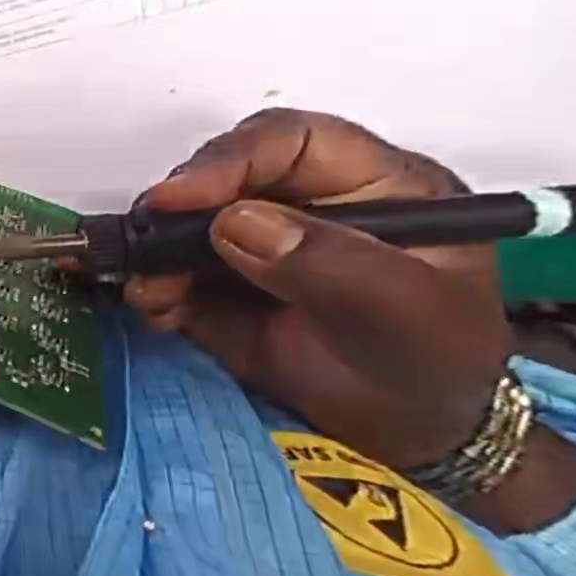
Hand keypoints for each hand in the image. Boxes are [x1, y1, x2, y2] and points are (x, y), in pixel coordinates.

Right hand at [126, 108, 575, 531]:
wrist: (393, 433)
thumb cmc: (427, 368)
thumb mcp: (410, 317)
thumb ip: (335, 265)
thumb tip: (235, 223)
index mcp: (371, 188)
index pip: (292, 142)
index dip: (230, 158)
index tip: (178, 199)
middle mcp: (299, 203)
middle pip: (216, 177)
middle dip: (175, 215)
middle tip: (153, 255)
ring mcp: (246, 242)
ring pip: (174, 223)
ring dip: (151, 257)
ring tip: (158, 297)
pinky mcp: (205, 280)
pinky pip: (158, 268)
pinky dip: (148, 288)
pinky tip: (162, 314)